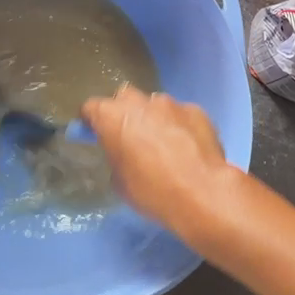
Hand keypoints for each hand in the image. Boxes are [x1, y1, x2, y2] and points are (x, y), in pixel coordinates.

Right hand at [81, 86, 231, 232]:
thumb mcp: (121, 182)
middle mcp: (137, 101)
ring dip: (154, 119)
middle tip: (131, 138)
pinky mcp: (196, 110)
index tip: (93, 133)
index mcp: (111, 116)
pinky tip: (189, 148)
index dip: (91, 121)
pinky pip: (181, 115)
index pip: (91, 109)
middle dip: (125, 114)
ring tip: (166, 145)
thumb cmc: (153, 192)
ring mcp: (169, 103)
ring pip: (154, 105)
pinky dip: (181, 127)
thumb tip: (122, 154)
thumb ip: (115, 158)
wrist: (203, 194)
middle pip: (124, 99)